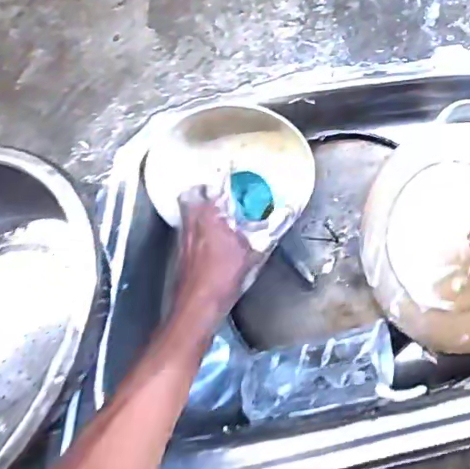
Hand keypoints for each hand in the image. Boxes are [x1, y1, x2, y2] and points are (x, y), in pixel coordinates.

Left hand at [171, 184, 293, 329]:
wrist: (196, 308)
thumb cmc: (225, 277)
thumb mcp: (256, 251)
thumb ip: (273, 228)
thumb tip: (290, 211)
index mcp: (212, 216)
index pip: (216, 184)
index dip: (222, 170)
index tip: (229, 160)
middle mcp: (193, 221)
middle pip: (193, 193)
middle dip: (205, 185)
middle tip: (218, 182)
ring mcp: (183, 236)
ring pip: (187, 208)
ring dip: (199, 201)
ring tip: (214, 201)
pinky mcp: (179, 250)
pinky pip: (186, 224)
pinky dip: (195, 219)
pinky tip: (208, 229)